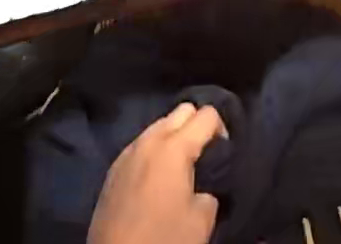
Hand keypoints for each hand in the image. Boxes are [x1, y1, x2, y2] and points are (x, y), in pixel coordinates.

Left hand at [88, 103, 224, 243]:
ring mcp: (129, 150)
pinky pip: (142, 143)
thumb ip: (210, 193)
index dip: (222, 129)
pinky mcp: (115, 166)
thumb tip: (204, 187)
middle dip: (198, 125)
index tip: (224, 153)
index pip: (206, 114)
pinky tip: (158, 178)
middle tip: (206, 156)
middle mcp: (150, 138)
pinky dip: (156, 150)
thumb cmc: (162, 240)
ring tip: (182, 168)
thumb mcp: (201, 223)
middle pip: (182, 110)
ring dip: (175, 136)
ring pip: (160, 124)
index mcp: (174, 147)